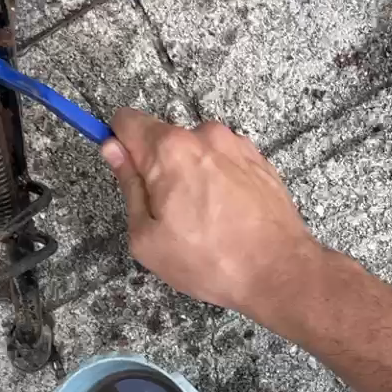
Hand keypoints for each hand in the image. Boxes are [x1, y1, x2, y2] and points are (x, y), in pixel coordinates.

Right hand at [101, 108, 325, 320]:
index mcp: (169, 151)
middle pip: (161, 139)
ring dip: (189, 177)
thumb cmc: (212, 260)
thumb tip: (114, 152)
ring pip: (193, 152)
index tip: (121, 167)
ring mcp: (234, 145)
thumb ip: (128, 185)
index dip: (118, 144)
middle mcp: (203, 136)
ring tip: (201, 220)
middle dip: (156, 170)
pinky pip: (220, 162)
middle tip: (167, 213)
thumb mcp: (146, 236)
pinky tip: (223, 216)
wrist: (278, 270)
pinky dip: (216, 182)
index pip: (126, 121)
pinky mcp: (257, 159)